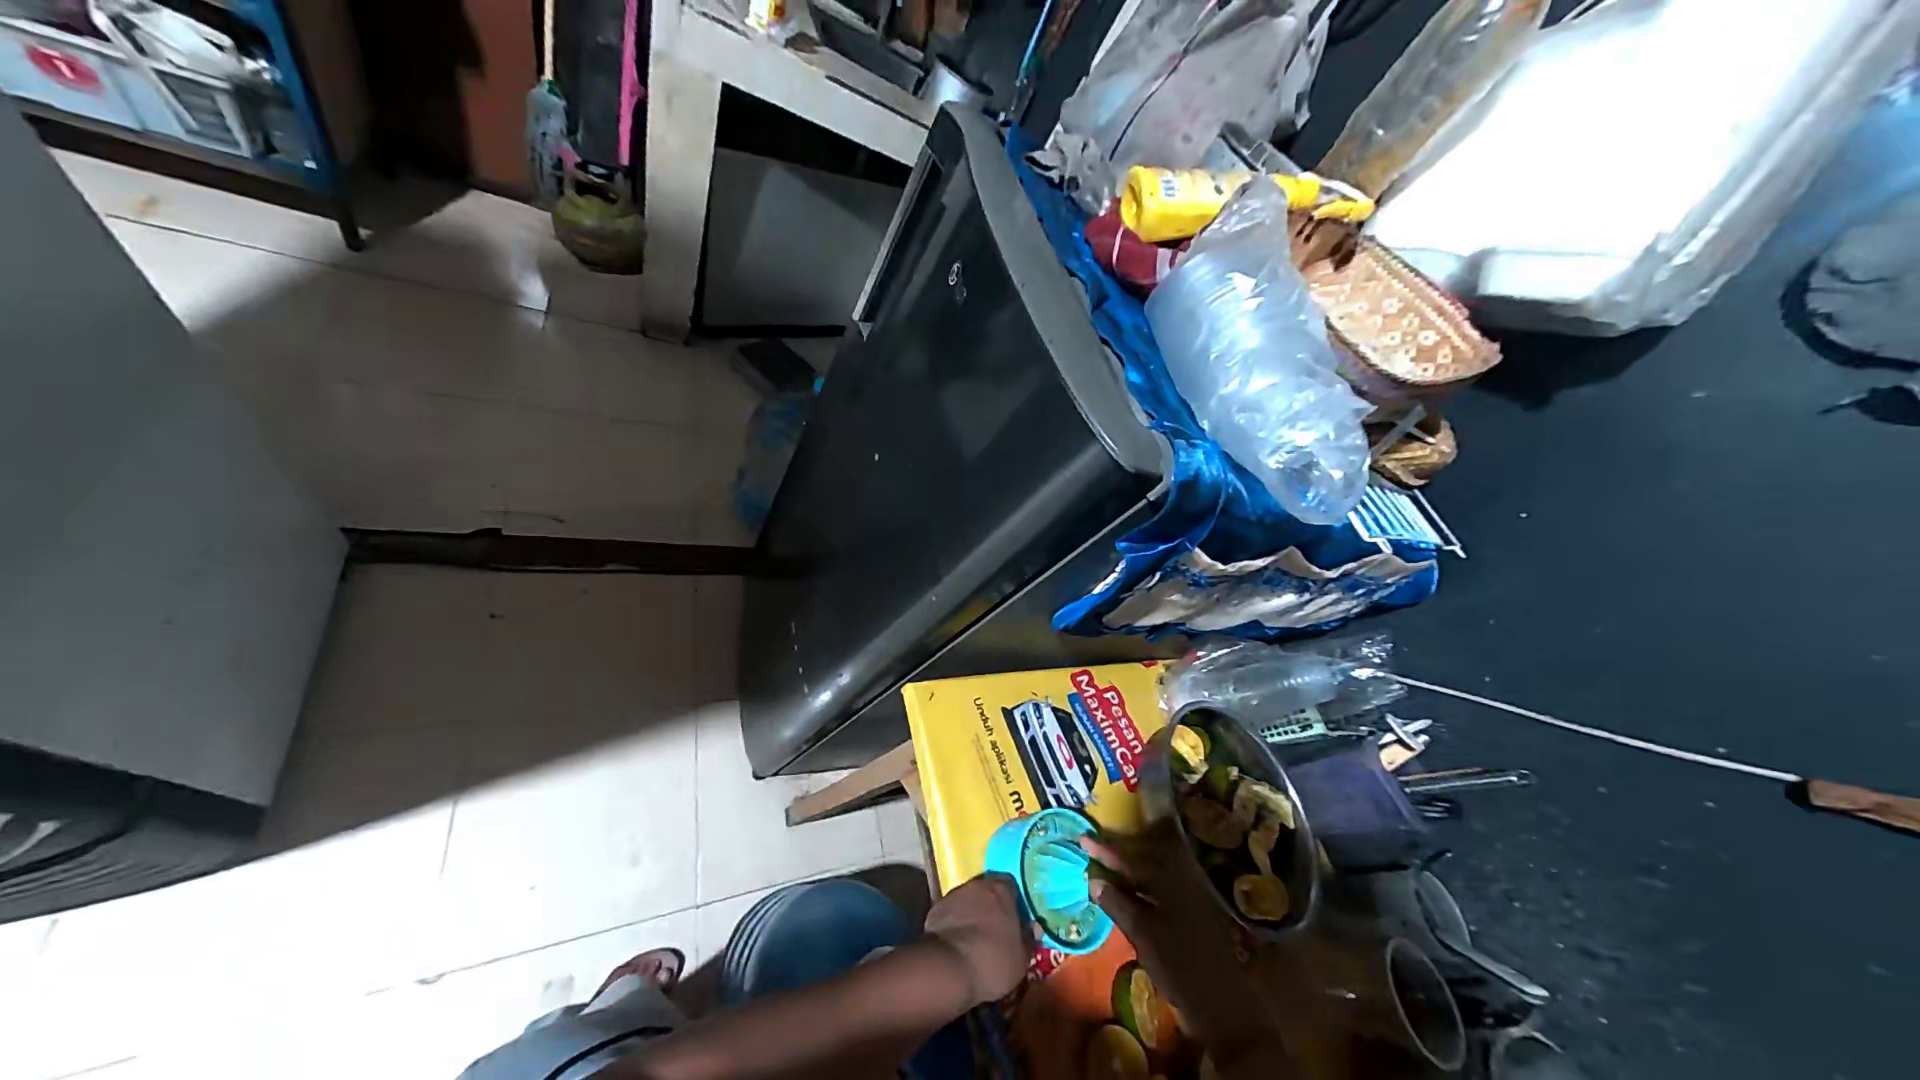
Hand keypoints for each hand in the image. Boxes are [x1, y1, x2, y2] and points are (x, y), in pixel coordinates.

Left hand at [922, 873, 1032, 1005]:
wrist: (948, 968)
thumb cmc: (993, 960)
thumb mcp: (1021, 958)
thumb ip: (1028, 938)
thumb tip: (1034, 927)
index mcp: (1001, 889)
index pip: (1011, 885)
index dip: (1014, 902)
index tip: (1016, 919)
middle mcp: (977, 885)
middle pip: (988, 891)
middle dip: (992, 906)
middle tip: (997, 928)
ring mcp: (954, 895)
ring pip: (968, 900)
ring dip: (972, 913)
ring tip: (976, 938)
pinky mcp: (935, 909)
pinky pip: (951, 913)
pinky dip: (956, 923)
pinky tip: (958, 942)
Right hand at [1083, 826, 1287, 1070]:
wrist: (1221, 1005)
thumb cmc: (1179, 965)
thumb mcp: (1142, 933)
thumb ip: (1117, 903)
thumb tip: (1094, 880)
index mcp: (1171, 880)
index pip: (1131, 859)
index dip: (1105, 851)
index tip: (1082, 840)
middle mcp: (1183, 881)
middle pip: (1145, 861)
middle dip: (1118, 856)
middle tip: (1093, 851)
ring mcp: (1191, 897)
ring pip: (1153, 875)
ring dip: (1130, 872)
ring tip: (1106, 870)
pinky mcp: (1194, 913)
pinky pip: (1161, 889)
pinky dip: (1142, 888)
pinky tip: (1130, 895)